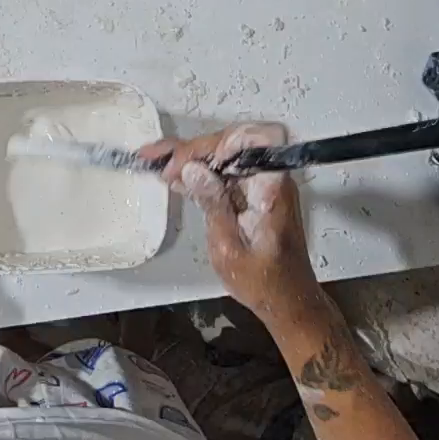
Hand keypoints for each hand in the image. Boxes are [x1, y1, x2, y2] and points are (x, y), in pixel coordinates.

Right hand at [138, 124, 327, 330]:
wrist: (285, 299)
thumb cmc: (263, 281)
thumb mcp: (229, 247)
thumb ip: (213, 204)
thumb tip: (192, 169)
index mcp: (271, 188)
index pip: (257, 140)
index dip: (224, 141)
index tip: (194, 163)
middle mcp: (269, 177)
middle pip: (232, 142)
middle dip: (194, 149)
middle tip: (160, 164)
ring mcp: (260, 182)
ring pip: (223, 153)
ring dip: (189, 155)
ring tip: (154, 159)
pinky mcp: (250, 190)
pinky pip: (223, 170)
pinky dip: (197, 170)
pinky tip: (172, 174)